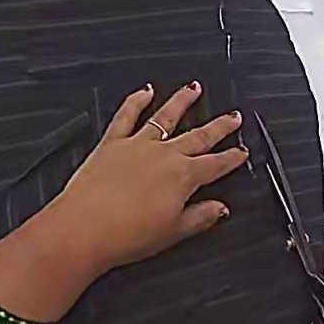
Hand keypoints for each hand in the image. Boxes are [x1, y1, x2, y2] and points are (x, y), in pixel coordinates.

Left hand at [0, 84, 246, 323]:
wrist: (82, 230)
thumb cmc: (124, 235)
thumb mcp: (173, 231)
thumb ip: (200, 217)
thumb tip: (220, 209)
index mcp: (183, 177)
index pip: (216, 164)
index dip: (232, 158)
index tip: (241, 151)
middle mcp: (164, 155)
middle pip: (199, 136)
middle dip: (219, 126)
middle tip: (233, 117)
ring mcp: (138, 145)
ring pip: (166, 117)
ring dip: (182, 101)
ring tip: (195, 88)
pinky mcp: (112, 144)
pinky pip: (127, 116)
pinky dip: (136, 101)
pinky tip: (145, 91)